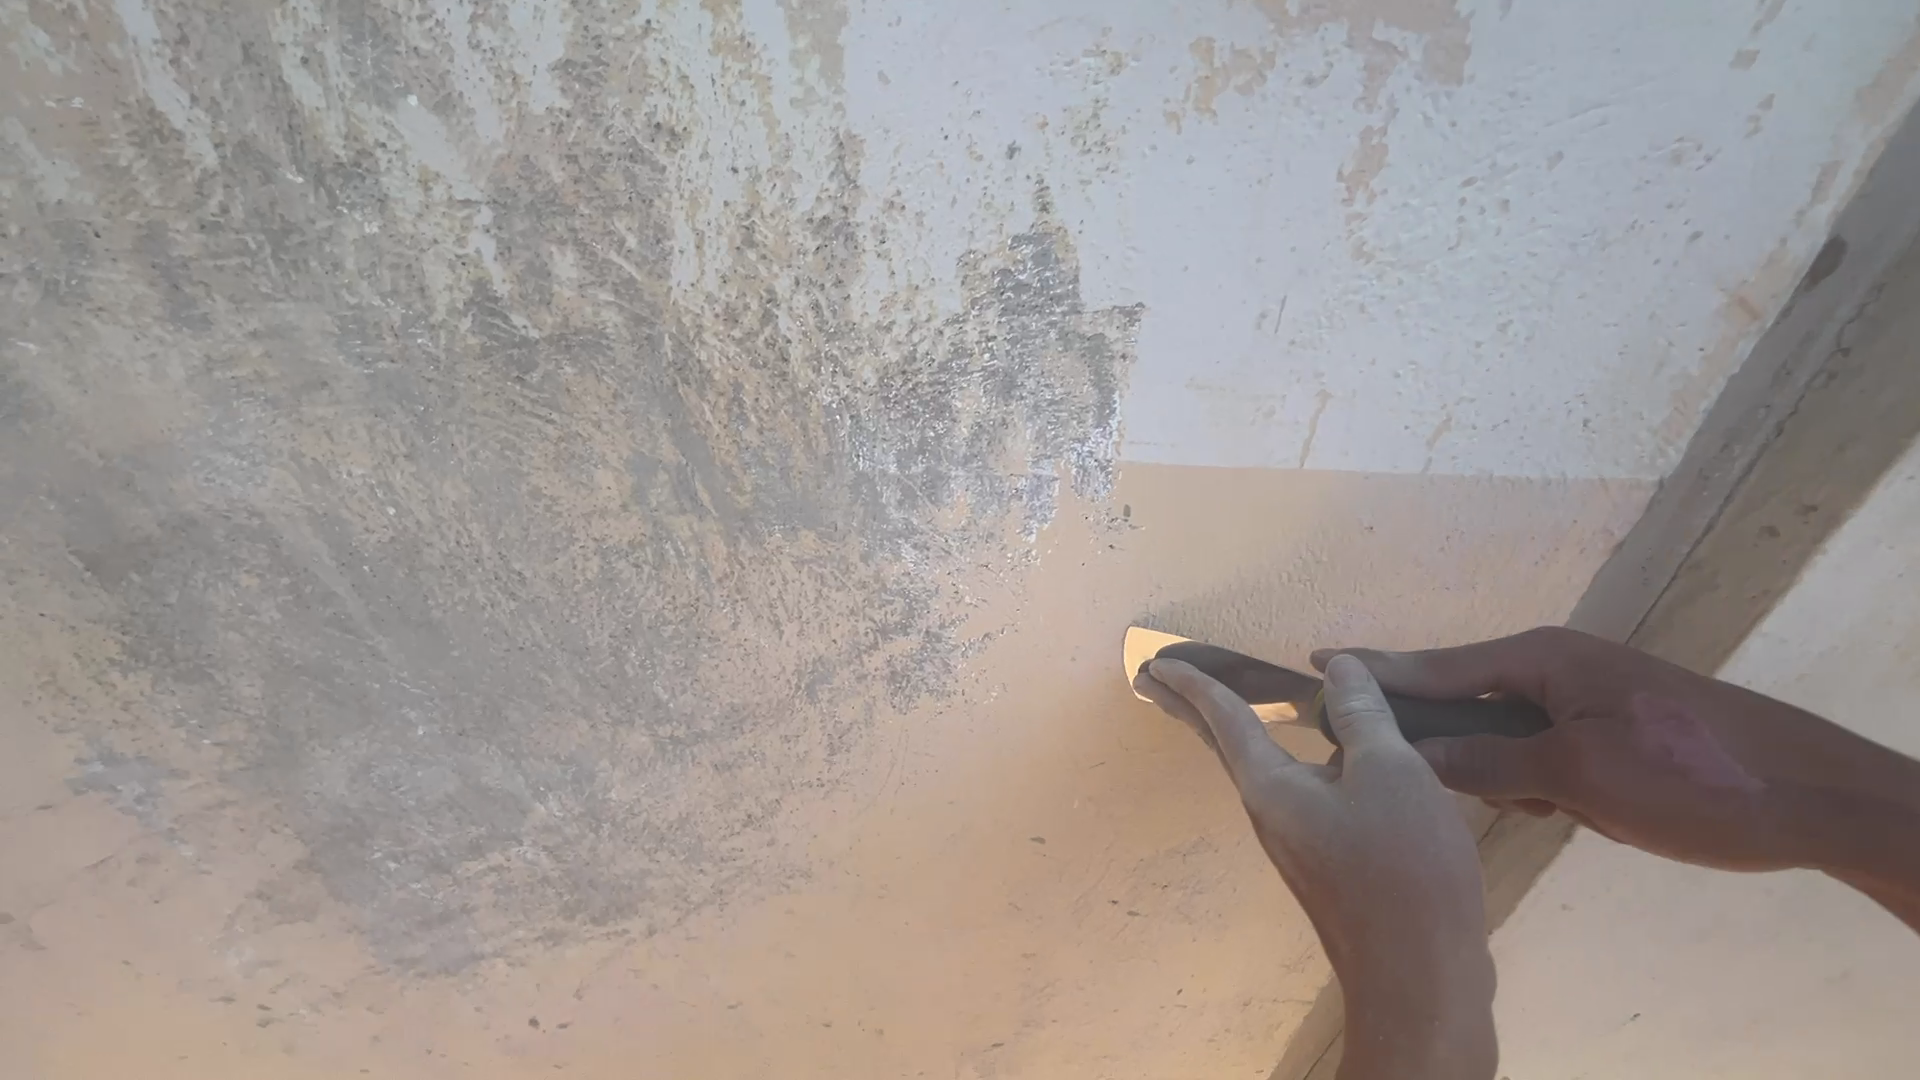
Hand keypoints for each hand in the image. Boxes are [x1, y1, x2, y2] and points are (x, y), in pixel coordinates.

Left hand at [1136, 654, 1495, 1079]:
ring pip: (1245, 763)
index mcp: (1267, 782)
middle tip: (1148, 678)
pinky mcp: (1315, 853)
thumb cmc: (1403, 868)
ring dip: (1219, 726)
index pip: (1221, 715)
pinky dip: (1264, 751)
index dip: (1194, 681)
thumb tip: (1339, 667)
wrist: (1418, 978)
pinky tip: (1291, 754)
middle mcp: (1264, 806)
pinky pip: (1278, 783)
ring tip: (1208, 702)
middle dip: (1181, 705)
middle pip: (1214, 740)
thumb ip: (1361, 715)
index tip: (1159, 661)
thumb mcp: (1390, 773)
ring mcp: (1288, 834)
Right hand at [1311, 628, 1919, 873]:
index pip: (1434, 663)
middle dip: (1438, 732)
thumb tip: (1409, 754)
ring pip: (1500, 728)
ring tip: (1516, 801)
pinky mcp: (1607, 729)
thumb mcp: (1578, 775)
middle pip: (1462, 696)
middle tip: (1399, 760)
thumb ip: (1485, 762)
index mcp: (1539, 660)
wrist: (1833, 802)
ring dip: (1494, 765)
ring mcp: (1582, 697)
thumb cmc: (1696, 778)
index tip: (1316, 658)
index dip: (1371, 667)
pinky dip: (1533, 775)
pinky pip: (1537, 745)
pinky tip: (1558, 806)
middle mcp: (1553, 668)